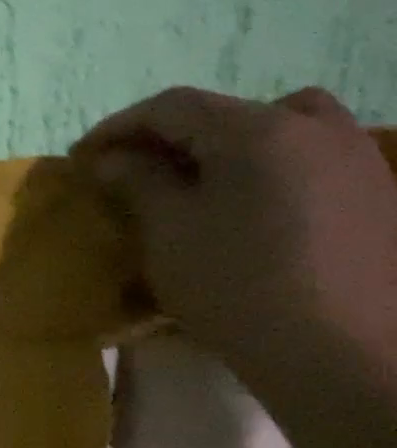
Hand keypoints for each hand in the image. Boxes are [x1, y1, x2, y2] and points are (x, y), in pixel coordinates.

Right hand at [70, 86, 396, 361]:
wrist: (335, 341)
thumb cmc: (234, 283)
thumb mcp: (167, 233)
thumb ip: (137, 184)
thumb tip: (111, 159)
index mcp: (257, 130)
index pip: (172, 106)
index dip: (117, 127)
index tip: (80, 158)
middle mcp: (313, 125)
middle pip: (228, 112)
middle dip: (172, 138)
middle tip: (133, 175)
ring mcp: (352, 153)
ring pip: (278, 127)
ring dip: (224, 148)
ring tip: (192, 188)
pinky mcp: (371, 187)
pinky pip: (305, 156)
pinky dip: (263, 168)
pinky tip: (245, 209)